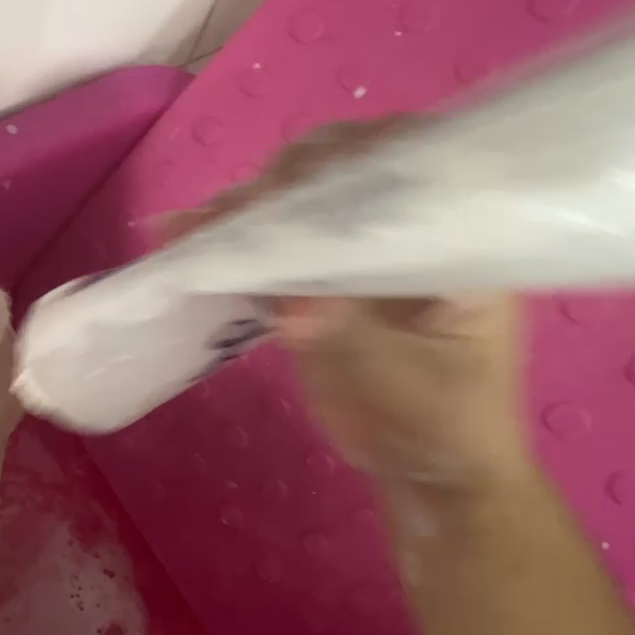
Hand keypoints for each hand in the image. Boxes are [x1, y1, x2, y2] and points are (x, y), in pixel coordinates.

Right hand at [165, 119, 531, 497]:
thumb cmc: (439, 426)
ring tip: (187, 225)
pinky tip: (182, 237)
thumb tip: (293, 304)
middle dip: (281, 185)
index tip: (292, 187)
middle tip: (231, 215)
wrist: (422, 468)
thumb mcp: (405, 388)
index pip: (405, 172)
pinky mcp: (314, 275)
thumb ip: (353, 337)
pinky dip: (228, 242)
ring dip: (242, 211)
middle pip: (340, 176)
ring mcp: (353, 249)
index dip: (347, 166)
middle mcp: (402, 230)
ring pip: (295, 206)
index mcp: (452, 241)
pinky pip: (270, 246)